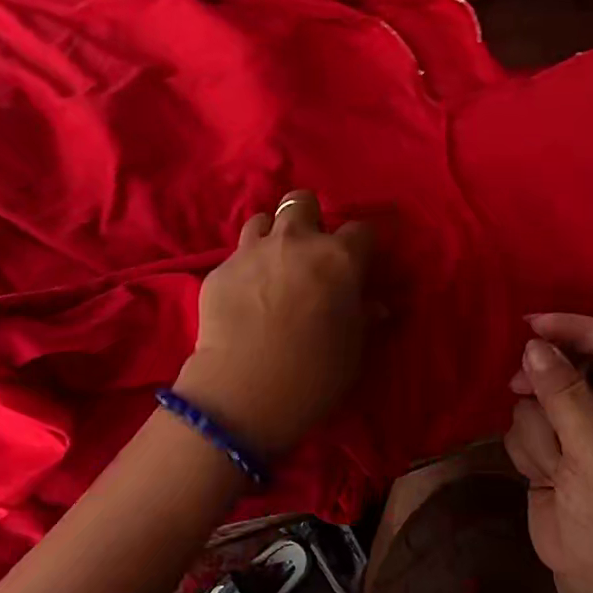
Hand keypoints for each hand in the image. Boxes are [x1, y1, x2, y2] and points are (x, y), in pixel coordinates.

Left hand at [174, 190, 372, 456]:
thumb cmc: (314, 374)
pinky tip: (242, 297)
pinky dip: (243, 269)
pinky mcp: (218, 271)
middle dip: (309, 219)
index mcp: (338, 257)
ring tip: (271, 266)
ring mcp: (251, 252)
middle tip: (308, 253)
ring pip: (261, 219)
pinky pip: (234, 257)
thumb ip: (364, 318)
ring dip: (271, 236)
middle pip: (302, 202)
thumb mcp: (353, 350)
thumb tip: (375, 305)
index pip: (362, 230)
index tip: (358, 266)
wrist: (246, 390)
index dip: (361, 247)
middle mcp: (294, 242)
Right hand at [504, 314, 592, 592]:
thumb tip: (533, 346)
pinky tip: (544, 477)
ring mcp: (580, 434)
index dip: (576, 329)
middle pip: (566, 368)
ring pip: (536, 401)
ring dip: (538, 432)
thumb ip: (566, 396)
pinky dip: (528, 450)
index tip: (532, 325)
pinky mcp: (552, 454)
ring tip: (557, 467)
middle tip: (525, 393)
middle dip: (545, 389)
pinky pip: (523, 428)